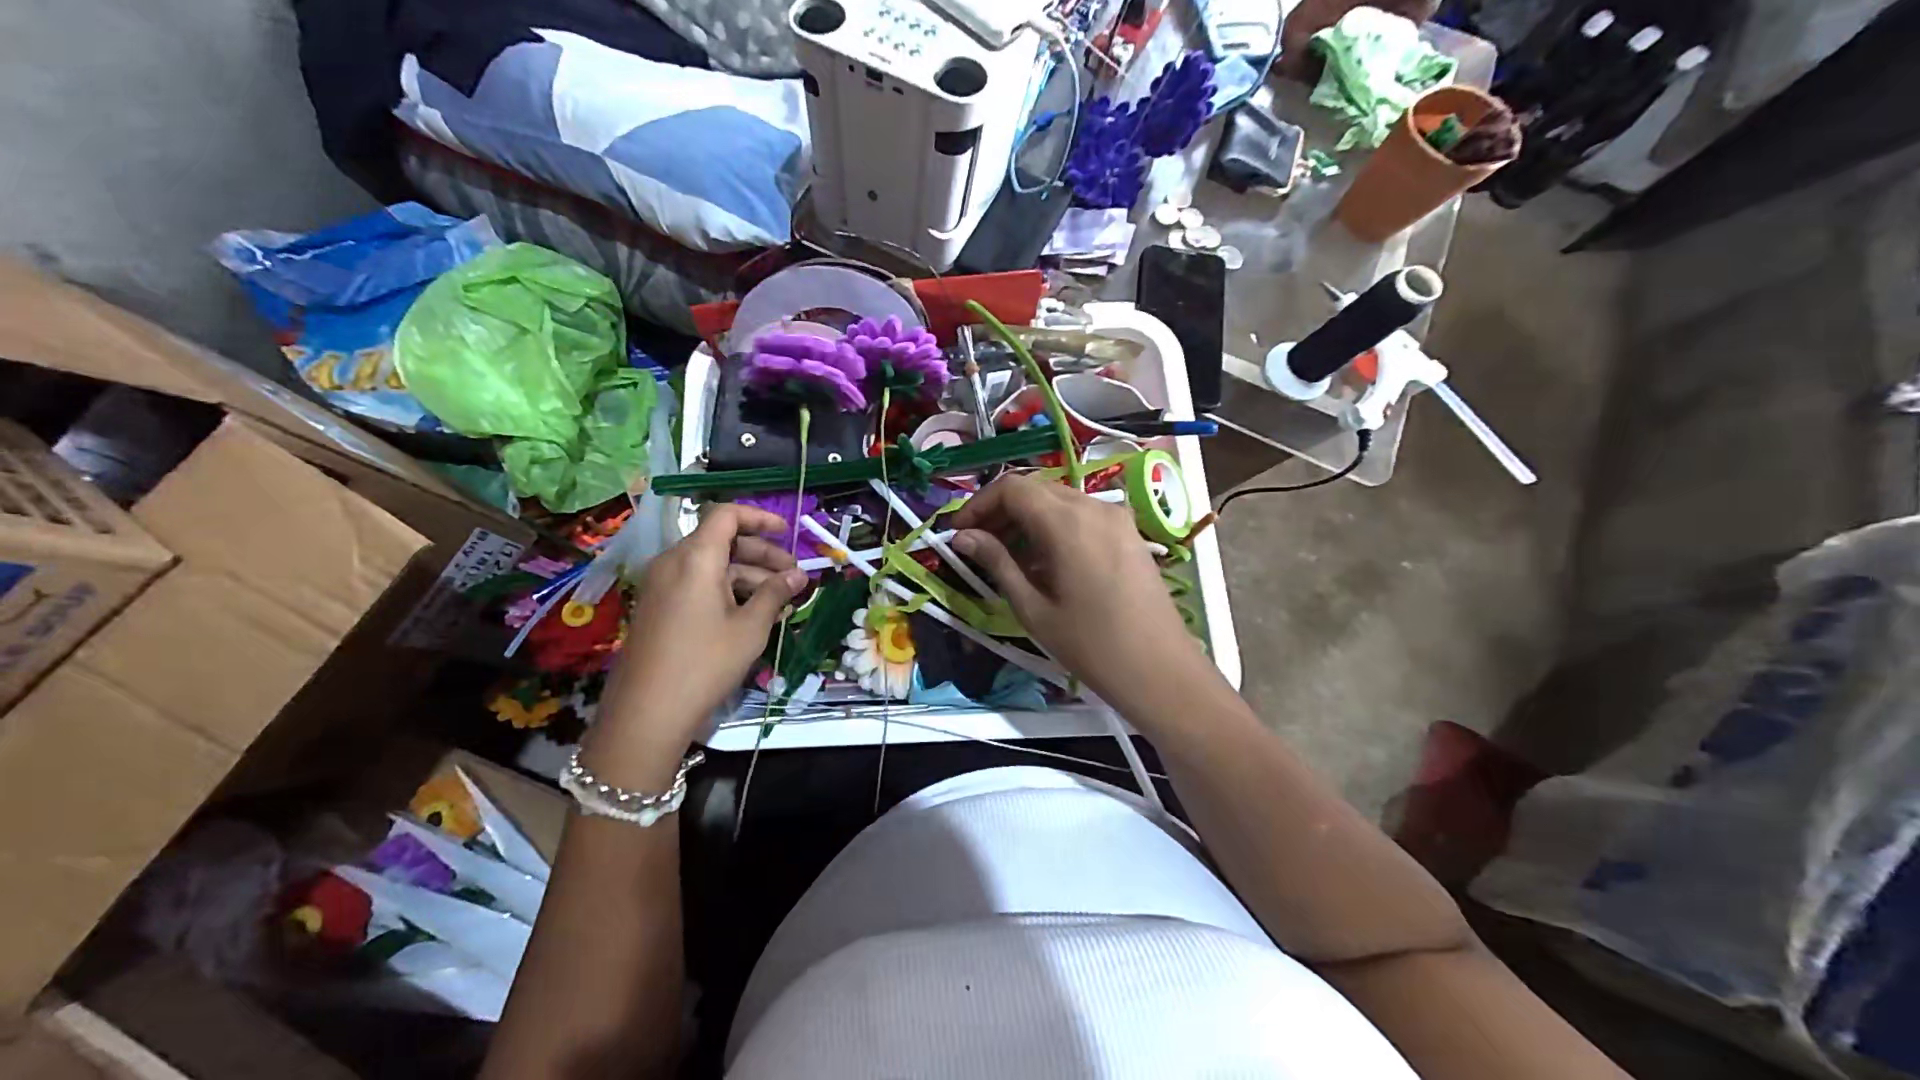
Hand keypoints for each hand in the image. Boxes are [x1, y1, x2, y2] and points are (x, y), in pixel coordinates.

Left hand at [588, 505, 805, 784]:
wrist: (647, 712)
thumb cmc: (705, 664)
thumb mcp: (750, 628)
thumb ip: (775, 594)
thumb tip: (799, 576)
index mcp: (695, 558)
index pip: (726, 515)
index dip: (759, 518)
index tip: (787, 532)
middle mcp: (673, 562)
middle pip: (721, 540)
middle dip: (762, 554)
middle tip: (793, 577)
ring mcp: (661, 585)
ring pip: (711, 565)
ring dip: (747, 575)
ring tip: (779, 601)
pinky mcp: (657, 606)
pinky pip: (696, 583)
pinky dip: (726, 589)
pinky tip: (751, 614)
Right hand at [951, 475, 1218, 720]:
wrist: (1161, 670)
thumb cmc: (1092, 645)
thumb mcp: (1034, 608)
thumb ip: (997, 563)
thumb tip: (964, 537)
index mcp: (1068, 522)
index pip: (1012, 487)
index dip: (978, 504)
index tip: (959, 532)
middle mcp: (1093, 507)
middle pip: (1035, 489)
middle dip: (1000, 511)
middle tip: (977, 545)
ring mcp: (1116, 517)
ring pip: (1058, 500)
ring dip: (1026, 519)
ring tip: (1005, 557)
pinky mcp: (1128, 532)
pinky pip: (1081, 515)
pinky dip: (1053, 526)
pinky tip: (1042, 561)